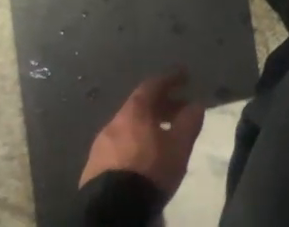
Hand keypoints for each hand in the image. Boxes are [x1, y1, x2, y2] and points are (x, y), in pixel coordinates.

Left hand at [79, 69, 205, 192]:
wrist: (110, 211)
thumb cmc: (149, 169)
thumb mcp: (179, 145)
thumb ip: (190, 121)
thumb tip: (195, 104)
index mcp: (134, 112)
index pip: (153, 85)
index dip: (171, 78)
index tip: (185, 76)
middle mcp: (113, 123)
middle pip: (140, 107)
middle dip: (162, 106)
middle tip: (180, 111)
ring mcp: (99, 146)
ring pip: (128, 128)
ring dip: (147, 127)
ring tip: (163, 138)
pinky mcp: (92, 168)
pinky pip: (118, 146)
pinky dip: (134, 143)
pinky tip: (142, 157)